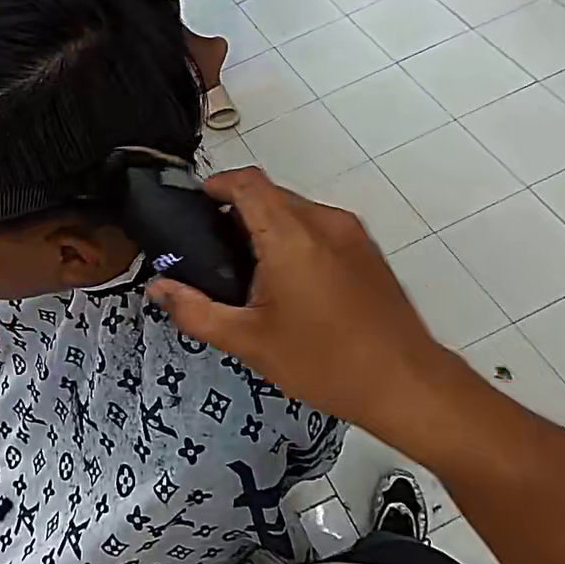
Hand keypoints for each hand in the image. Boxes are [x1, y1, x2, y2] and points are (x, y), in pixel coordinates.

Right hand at [146, 168, 450, 428]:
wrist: (403, 381)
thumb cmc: (329, 363)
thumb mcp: (250, 341)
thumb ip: (196, 310)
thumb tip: (161, 289)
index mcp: (292, 237)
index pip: (249, 182)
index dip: (219, 183)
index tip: (200, 200)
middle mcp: (326, 223)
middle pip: (273, 195)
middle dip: (241, 213)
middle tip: (217, 252)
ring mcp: (353, 234)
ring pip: (300, 212)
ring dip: (271, 227)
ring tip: (252, 274)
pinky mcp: (369, 251)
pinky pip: (324, 229)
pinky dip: (299, 240)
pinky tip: (291, 284)